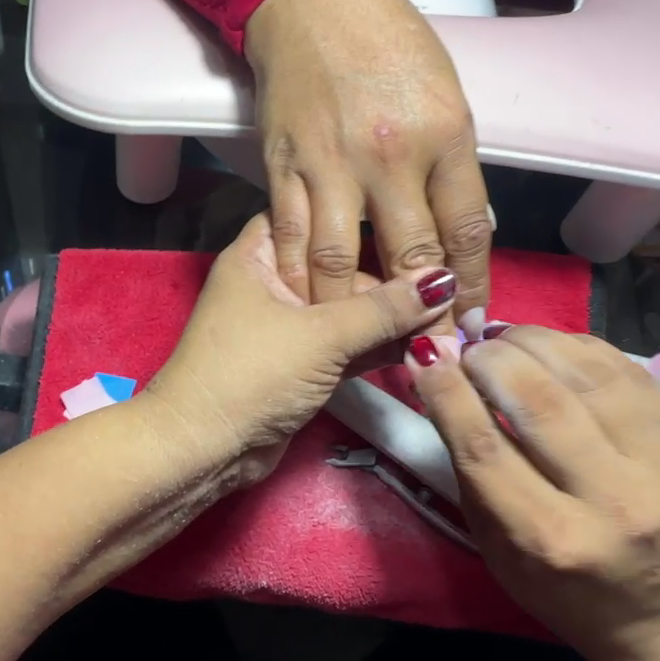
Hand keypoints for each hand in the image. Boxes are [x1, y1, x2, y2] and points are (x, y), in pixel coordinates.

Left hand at [147, 214, 458, 480]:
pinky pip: (347, 343)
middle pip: (342, 263)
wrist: (205, 447)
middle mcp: (273, 281)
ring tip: (453, 318)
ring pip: (349, 308)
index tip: (420, 216)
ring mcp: (287, 324)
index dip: (364, 214)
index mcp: (260, 253)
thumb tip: (444, 279)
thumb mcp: (321, 335)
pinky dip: (379, 346)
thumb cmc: (251, 373)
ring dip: (393, 318)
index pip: (317, 213)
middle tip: (454, 282)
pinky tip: (427, 345)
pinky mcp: (300, 362)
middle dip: (393, 277)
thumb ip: (385, 307)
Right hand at [245, 0, 490, 333]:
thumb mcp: (445, 92)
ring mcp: (329, 164)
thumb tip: (453, 233)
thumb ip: (450, 165)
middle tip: (429, 356)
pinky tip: (308, 308)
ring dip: (353, 312)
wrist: (307, 2)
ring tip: (364, 345)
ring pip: (339, 262)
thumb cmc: (385, 40)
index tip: (470, 321)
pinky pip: (291, 239)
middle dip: (421, 316)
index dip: (470, 287)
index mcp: (444, 131)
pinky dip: (301, 280)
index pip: (465, 230)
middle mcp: (389, 155)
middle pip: (409, 256)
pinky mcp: (282, 168)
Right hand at [412, 327, 659, 660]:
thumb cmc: (559, 590)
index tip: (425, 359)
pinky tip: (549, 344)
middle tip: (465, 347)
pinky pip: (629, 373)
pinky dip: (580, 347)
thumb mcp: (494, 546)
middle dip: (492, 360)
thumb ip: (471, 470)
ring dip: (536, 342)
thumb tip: (441, 387)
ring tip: (502, 337)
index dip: (447, 393)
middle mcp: (611, 502)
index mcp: (549, 539)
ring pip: (590, 377)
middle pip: (541, 404)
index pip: (485, 448)